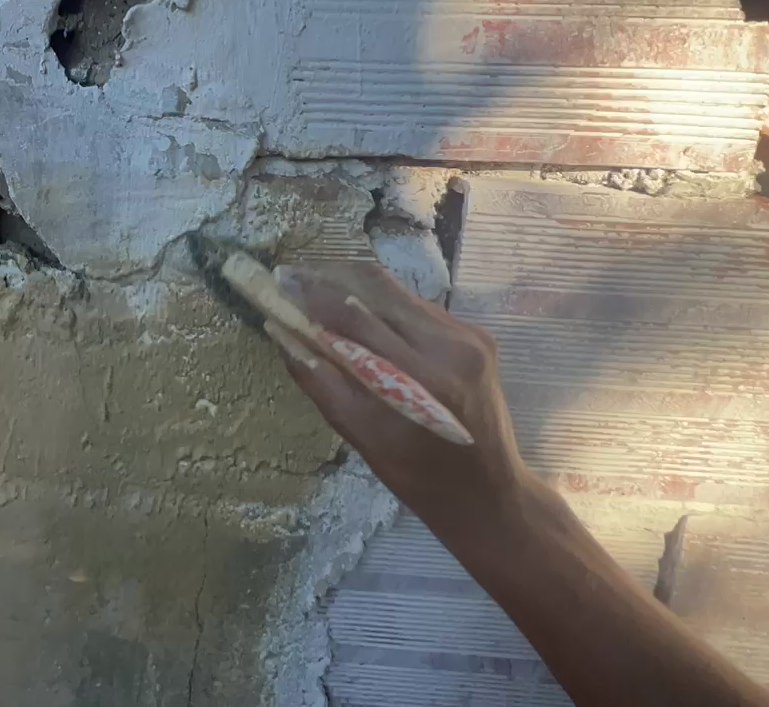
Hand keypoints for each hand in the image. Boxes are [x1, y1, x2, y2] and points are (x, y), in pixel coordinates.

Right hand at [266, 261, 530, 530]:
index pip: (355, 316)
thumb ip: (318, 378)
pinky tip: (354, 311)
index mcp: (422, 378)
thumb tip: (279, 330)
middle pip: (377, 286)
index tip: (278, 283)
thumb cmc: (417, 475)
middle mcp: (450, 345)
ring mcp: (467, 334)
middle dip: (327, 275)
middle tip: (289, 275)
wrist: (489, 493)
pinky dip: (377, 302)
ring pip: (395, 290)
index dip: (312, 295)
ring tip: (313, 286)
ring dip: (350, 285)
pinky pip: (413, 305)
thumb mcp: (359, 435)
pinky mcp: (474, 333)